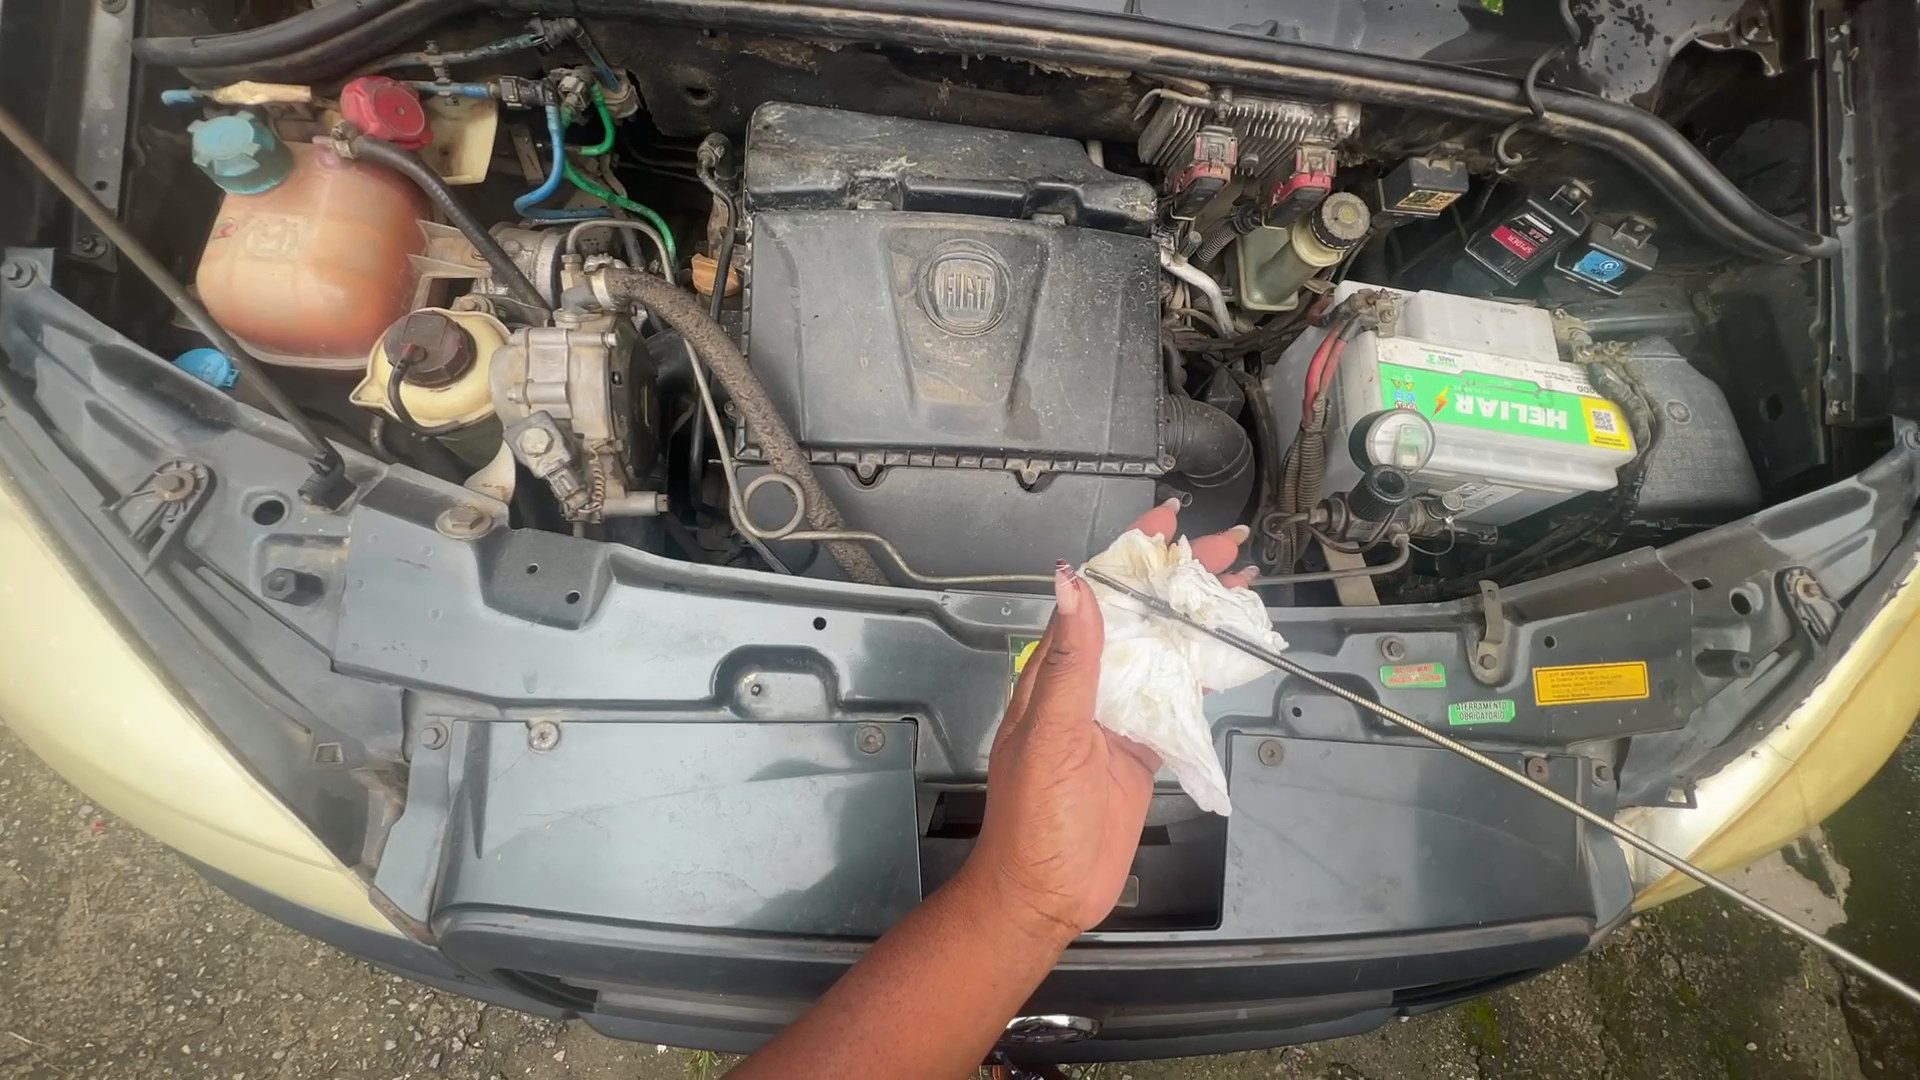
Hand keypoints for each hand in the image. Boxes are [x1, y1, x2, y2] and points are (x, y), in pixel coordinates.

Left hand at [963, 503, 1254, 942]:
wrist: (1047, 891)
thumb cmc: (1034, 817)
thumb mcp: (1049, 735)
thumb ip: (1068, 662)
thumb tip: (1072, 583)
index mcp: (1057, 670)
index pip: (1094, 596)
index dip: (1128, 556)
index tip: (1164, 522)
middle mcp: (1088, 681)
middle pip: (1136, 616)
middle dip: (1176, 579)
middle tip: (1225, 549)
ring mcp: (1117, 711)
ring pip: (1160, 650)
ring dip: (1194, 618)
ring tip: (1238, 586)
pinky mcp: (1142, 742)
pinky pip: (1174, 696)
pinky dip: (1202, 669)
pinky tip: (1228, 651)